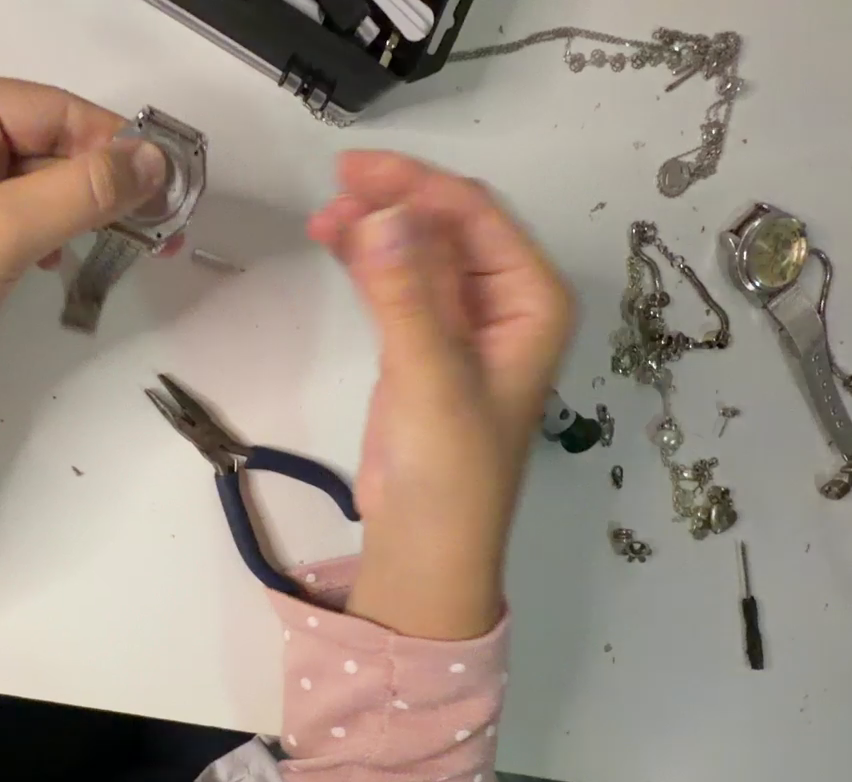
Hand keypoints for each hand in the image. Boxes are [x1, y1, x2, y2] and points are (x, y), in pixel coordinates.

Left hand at [0, 67, 169, 438]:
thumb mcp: (5, 229)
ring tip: (133, 245)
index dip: (116, 146)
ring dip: (85, 213)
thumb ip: (84, 191)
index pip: (54, 111)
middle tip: (164, 226)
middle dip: (105, 187)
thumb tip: (156, 162)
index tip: (173, 184)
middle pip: (52, 145)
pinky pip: (26, 213)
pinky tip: (62, 260)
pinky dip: (54, 234)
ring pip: (44, 183)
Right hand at [308, 152, 573, 639]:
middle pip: (446, 230)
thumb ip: (407, 296)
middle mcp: (502, 305)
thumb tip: (381, 215)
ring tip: (322, 217)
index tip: (353, 171)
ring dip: (375, 232)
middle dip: (393, 203)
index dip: (416, 187)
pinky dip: (368, 267)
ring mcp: (458, 328)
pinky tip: (338, 248)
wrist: (426, 540)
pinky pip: (398, 290)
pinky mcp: (420, 351)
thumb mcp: (431, 378)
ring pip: (417, 257)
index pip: (474, 220)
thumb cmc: (448, 467)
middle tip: (332, 188)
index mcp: (530, 301)